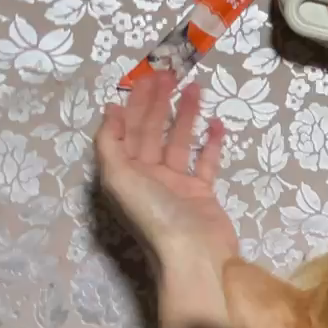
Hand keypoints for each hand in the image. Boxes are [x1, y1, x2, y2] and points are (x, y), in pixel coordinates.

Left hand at [94, 71, 237, 277]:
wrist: (194, 253)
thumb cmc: (155, 214)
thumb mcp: (120, 178)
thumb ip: (110, 143)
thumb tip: (110, 111)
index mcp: (125, 174)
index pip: (127, 130)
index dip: (134, 104)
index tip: (145, 78)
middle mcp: (147, 177)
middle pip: (152, 131)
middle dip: (159, 102)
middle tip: (171, 73)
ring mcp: (176, 185)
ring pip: (179, 142)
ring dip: (186, 115)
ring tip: (197, 88)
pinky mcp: (202, 193)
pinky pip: (205, 162)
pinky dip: (210, 143)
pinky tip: (217, 123)